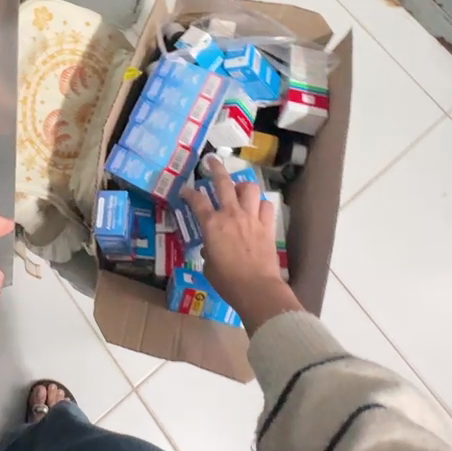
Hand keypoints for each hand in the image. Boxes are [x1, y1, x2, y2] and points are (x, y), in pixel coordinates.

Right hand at [184, 157, 302, 331]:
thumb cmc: (227, 281)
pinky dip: (260, 203)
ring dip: (243, 185)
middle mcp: (231, 214)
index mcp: (212, 224)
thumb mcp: (209, 266)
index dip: (188, 193)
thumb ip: (209, 250)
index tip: (184, 190)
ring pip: (249, 188)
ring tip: (239, 188)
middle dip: (215, 168)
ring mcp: (251, 218)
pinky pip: (266, 205)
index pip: (197, 200)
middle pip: (223, 182)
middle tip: (211, 161)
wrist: (257, 289)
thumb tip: (212, 247)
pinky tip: (257, 207)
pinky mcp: (267, 226)